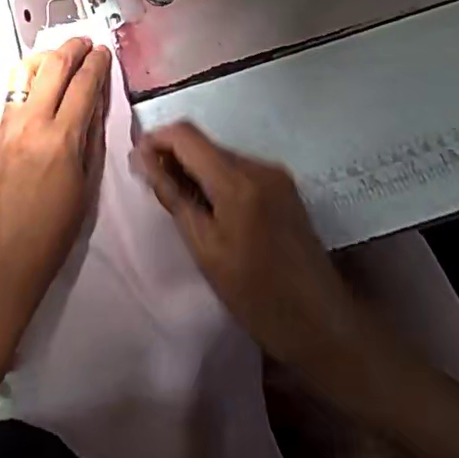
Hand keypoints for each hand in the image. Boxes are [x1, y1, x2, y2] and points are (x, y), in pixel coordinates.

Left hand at [0, 37, 112, 326]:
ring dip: (48, 57)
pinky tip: (42, 78)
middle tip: (86, 42)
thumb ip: (91, 142)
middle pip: (52, 68)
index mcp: (61, 140)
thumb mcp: (85, 188)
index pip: (83, 86)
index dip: (97, 64)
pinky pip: (13, 91)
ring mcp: (8, 127)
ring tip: (63, 53)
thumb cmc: (52, 234)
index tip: (105, 50)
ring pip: (26, 73)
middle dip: (71, 49)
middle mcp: (32, 124)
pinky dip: (30, 76)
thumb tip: (96, 107)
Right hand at [134, 122, 362, 371]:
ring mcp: (276, 174)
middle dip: (173, 157)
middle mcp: (260, 165)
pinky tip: (209, 209)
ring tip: (178, 203)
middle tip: (152, 188)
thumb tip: (142, 159)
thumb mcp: (205, 249)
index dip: (156, 140)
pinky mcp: (284, 187)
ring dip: (195, 170)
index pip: (186, 134)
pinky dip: (217, 180)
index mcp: (239, 180)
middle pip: (204, 143)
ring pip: (221, 156)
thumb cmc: (256, 296)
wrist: (322, 323)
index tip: (136, 164)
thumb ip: (173, 196)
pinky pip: (240, 170)